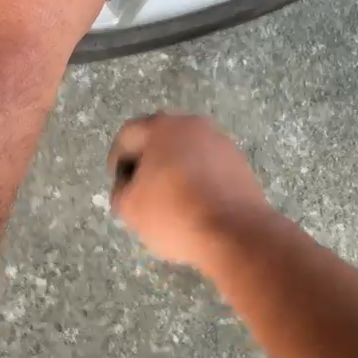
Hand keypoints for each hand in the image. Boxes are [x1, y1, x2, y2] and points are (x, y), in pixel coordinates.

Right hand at [107, 113, 273, 268]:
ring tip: (169, 200)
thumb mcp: (129, 208)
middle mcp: (192, 125)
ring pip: (186, 152)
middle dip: (147, 163)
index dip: (117, 160)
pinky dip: (197, 180)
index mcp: (161, 127)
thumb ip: (120, 192)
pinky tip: (195, 204)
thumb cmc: (174, 213)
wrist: (235, 232)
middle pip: (160, 139)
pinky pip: (208, 166)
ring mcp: (220, 142)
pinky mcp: (240, 163)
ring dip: (174, 170)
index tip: (119, 184)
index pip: (128, 134)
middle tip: (141, 190)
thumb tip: (127, 188)